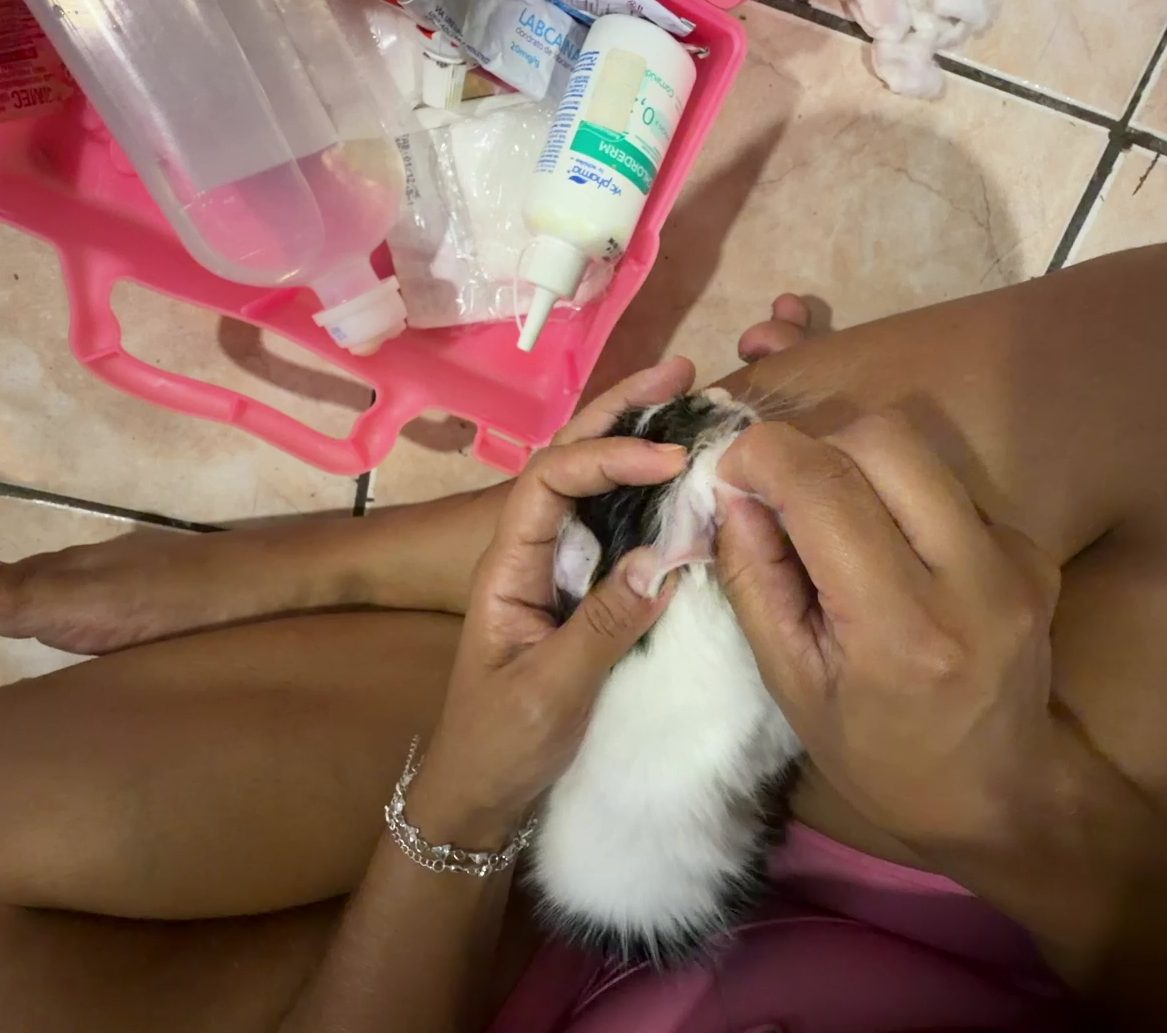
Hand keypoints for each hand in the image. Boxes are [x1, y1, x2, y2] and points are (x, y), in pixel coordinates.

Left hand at [411, 361, 696, 843]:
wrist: (481, 791)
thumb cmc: (501, 742)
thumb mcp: (551, 690)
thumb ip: (604, 627)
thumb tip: (664, 559)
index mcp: (509, 562)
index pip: (552, 479)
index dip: (610, 457)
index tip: (671, 459)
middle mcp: (531, 548)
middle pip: (566, 458)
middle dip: (619, 411)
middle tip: (680, 374)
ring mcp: (557, 566)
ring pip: (590, 483)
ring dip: (632, 436)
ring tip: (684, 400)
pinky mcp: (581, 589)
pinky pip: (613, 525)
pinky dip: (645, 491)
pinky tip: (676, 476)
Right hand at [715, 416, 1067, 857]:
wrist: (998, 795)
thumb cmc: (874, 754)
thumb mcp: (789, 680)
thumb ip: (753, 576)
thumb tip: (731, 491)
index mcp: (901, 628)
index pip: (825, 490)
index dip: (763, 455)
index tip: (728, 471)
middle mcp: (974, 578)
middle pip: (881, 439)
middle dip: (811, 449)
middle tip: (779, 495)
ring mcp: (1016, 559)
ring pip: (915, 450)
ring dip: (852, 467)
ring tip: (829, 526)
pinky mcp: (1034, 549)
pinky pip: (941, 482)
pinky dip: (893, 494)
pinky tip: (885, 548)